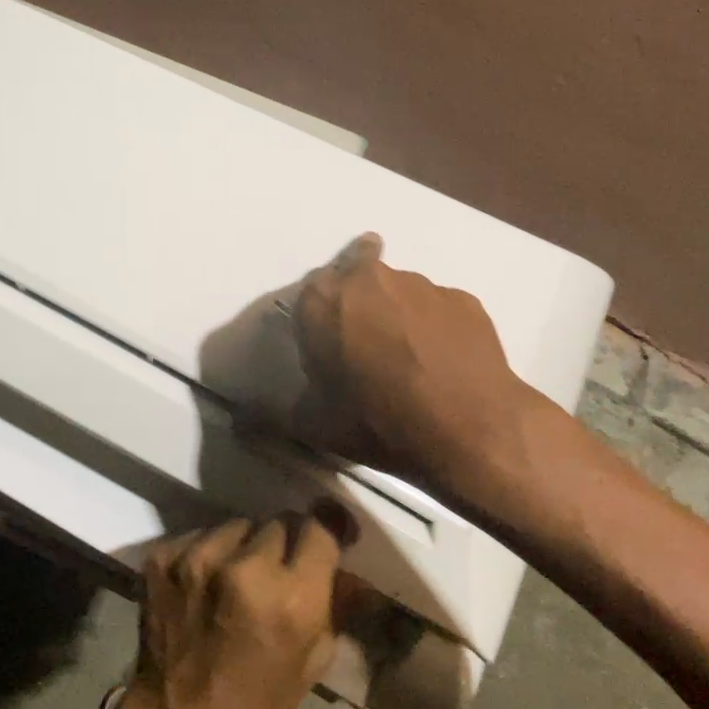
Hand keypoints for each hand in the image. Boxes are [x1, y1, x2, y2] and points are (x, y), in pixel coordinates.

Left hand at [130, 514, 343, 708]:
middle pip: (276, 523)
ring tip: (235, 578)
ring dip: (242, 546)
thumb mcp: (314, 658)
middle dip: (282, 545)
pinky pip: (198, 535)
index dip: (325, 530)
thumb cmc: (256, 699)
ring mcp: (196, 557)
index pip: (317, 528)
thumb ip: (332, 598)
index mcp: (291, 596)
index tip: (325, 532)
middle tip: (275, 572)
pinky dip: (207, 553)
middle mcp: (243, 567)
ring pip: (235, 525)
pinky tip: (204, 584)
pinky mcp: (162, 556)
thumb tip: (341, 549)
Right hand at [291, 232, 537, 480]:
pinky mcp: (464, 299)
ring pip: (398, 292)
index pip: (308, 294)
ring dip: (396, 315)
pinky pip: (438, 309)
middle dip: (357, 304)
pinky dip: (435, 328)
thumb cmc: (377, 422)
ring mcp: (421, 285)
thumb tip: (240, 420)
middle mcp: (369, 280)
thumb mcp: (313, 426)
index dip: (317, 319)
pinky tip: (441, 365)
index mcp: (322, 301)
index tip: (325, 344)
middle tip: (364, 347)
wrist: (469, 429)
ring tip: (409, 362)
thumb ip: (275, 414)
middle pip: (355, 279)